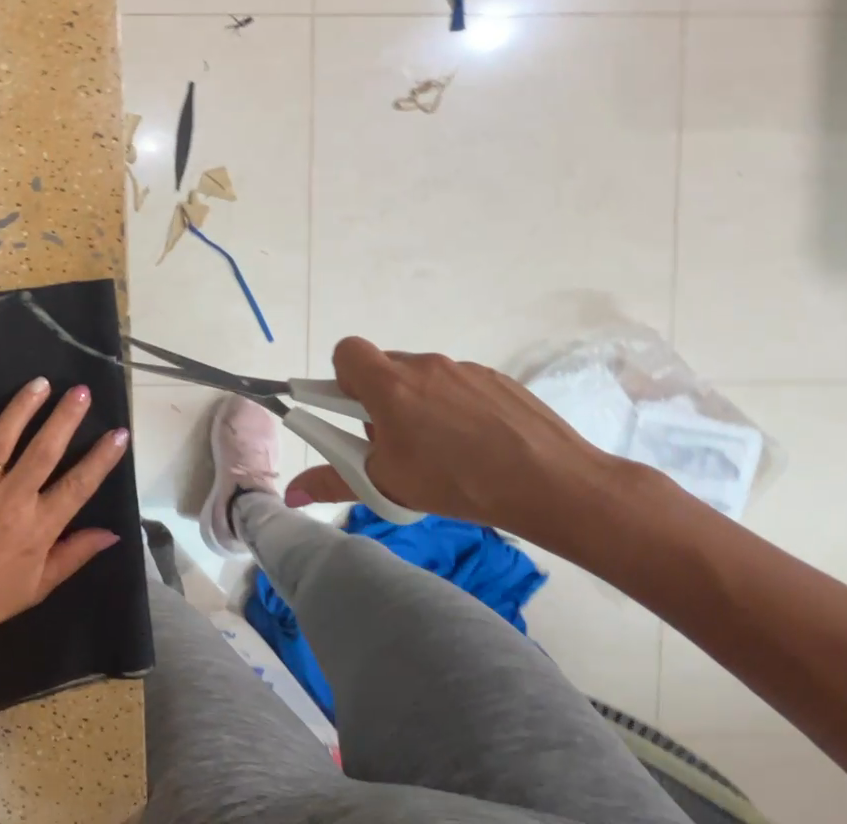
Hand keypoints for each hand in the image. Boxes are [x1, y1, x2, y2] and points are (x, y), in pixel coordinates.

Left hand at [0, 378, 130, 651]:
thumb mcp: (39, 585)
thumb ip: (75, 553)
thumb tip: (113, 533)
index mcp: (37, 527)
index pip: (78, 485)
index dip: (101, 458)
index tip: (118, 433)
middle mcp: (9, 500)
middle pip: (44, 450)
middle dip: (65, 418)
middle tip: (80, 391)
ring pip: (1, 437)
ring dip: (22, 407)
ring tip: (40, 383)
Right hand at [285, 337, 613, 529]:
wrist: (555, 484)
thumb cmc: (458, 482)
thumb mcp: (388, 485)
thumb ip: (332, 482)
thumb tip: (291, 494)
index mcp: (388, 385)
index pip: (346, 353)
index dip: (343, 378)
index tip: (354, 412)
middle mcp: (423, 366)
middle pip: (384, 367)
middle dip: (380, 397)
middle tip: (395, 442)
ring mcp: (465, 370)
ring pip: (424, 378)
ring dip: (419, 404)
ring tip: (442, 451)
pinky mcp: (499, 380)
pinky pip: (460, 386)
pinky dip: (457, 408)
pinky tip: (477, 446)